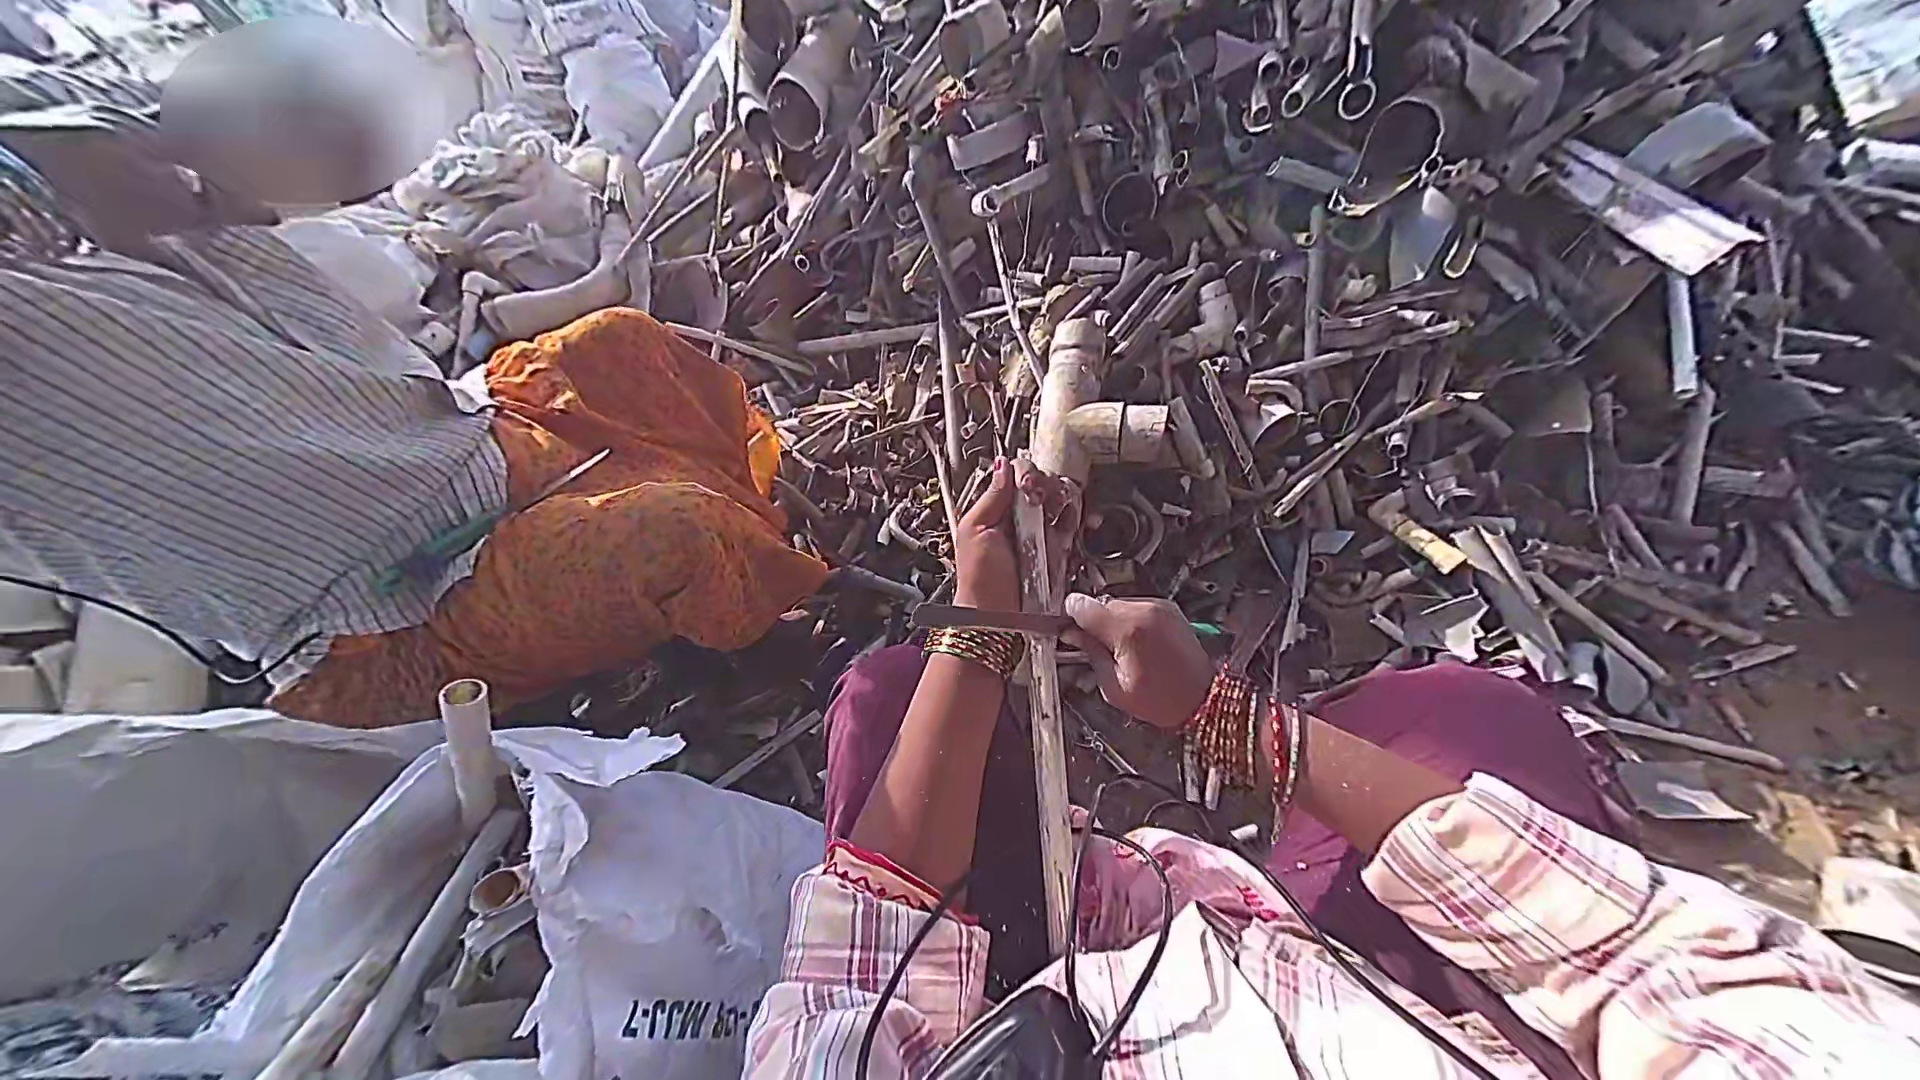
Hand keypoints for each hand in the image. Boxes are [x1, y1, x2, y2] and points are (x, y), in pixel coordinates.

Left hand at [951, 458, 1073, 610]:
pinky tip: (1068, 522)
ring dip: (1061, 500)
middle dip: (1045, 486)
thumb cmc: (980, 580)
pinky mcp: (1058, 552)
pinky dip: (1074, 519)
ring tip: (1053, 513)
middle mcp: (1021, 518)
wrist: (998, 617)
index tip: (1027, 485)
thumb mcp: (975, 530)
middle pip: (1044, 483)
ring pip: (1062, 500)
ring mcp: (1041, 534)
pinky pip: (1072, 526)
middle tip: (1039, 501)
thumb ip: (992, 496)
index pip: (1018, 474)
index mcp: (997, 509)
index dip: (1026, 473)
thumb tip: (1003, 464)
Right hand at [1062, 593, 1213, 729]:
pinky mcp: (1168, 608)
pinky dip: (1130, 621)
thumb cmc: (1161, 700)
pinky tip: (1137, 643)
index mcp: (1127, 630)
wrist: (1205, 698)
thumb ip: (1091, 653)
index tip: (1068, 630)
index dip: (1070, 617)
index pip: (1082, 606)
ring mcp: (1158, 607)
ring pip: (1117, 604)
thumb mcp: (1114, 686)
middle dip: (1095, 624)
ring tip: (1123, 650)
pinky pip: (1135, 607)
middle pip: (1100, 604)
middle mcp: (1143, 610)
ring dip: (1113, 622)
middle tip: (1100, 649)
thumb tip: (1072, 633)